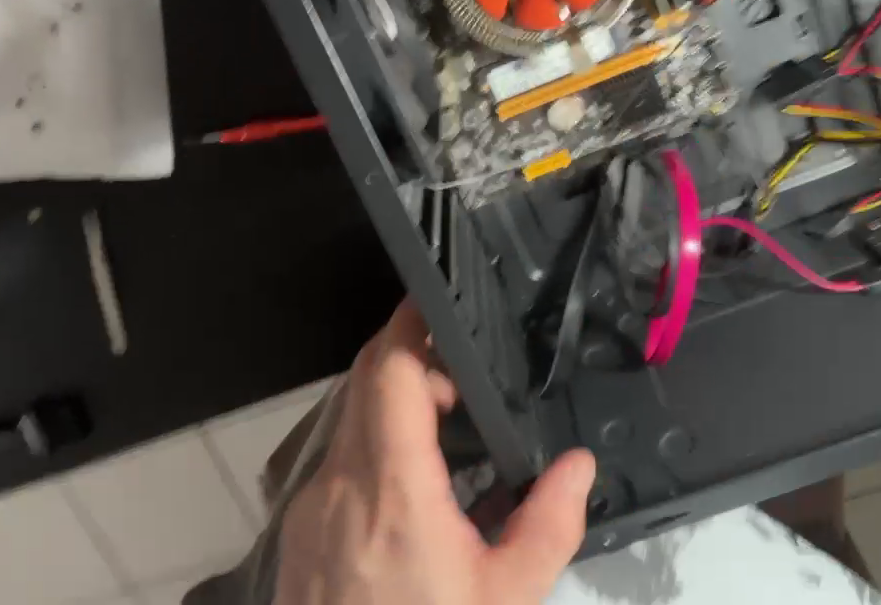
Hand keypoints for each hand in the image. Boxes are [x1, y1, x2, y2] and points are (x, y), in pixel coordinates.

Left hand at [275, 301, 596, 604]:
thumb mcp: (506, 601)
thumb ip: (548, 525)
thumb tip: (580, 465)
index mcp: (394, 491)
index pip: (387, 371)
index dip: (410, 324)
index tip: (441, 304)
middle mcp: (340, 484)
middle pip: (363, 378)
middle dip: (409, 354)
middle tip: (461, 368)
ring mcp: (311, 506)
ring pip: (348, 414)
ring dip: (392, 398)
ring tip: (446, 418)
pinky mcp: (301, 530)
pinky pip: (338, 455)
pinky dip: (374, 439)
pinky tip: (414, 478)